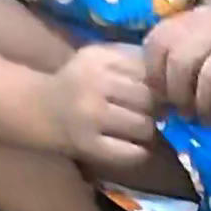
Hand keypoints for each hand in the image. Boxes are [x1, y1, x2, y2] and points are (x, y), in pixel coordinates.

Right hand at [48, 44, 158, 165]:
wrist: (41, 109)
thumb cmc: (79, 85)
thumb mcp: (99, 62)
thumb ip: (131, 64)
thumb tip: (169, 82)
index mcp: (97, 58)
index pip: (145, 71)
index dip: (157, 85)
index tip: (155, 94)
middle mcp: (93, 84)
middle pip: (147, 99)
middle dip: (154, 109)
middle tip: (150, 115)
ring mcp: (91, 117)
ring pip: (144, 126)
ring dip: (148, 131)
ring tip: (138, 130)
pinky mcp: (92, 146)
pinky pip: (133, 152)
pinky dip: (140, 151)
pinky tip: (133, 146)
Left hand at [143, 0, 210, 126]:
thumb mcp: (196, 35)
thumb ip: (176, 60)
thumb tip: (162, 103)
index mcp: (186, 25)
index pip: (156, 46)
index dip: (156, 78)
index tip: (165, 98)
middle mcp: (208, 32)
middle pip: (180, 64)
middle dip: (181, 98)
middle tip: (190, 114)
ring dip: (208, 109)